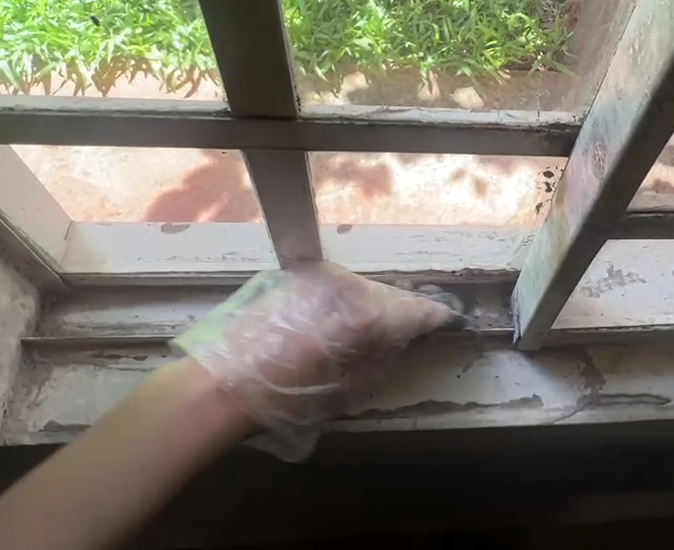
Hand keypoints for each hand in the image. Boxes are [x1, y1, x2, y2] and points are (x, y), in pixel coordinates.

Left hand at [171, 263, 454, 459]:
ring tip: (364, 330)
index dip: (432, 315)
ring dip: (366, 306)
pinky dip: (342, 302)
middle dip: (396, 313)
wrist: (225, 383)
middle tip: (406, 329)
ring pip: (358, 290)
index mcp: (363, 316)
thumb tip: (399, 341)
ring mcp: (320, 278)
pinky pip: (334, 288)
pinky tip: (334, 322)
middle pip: (384, 296)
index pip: (411, 310)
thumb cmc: (288, 396)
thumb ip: (379, 359)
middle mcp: (346, 287)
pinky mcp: (298, 277)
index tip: (448, 317)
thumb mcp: (346, 389)